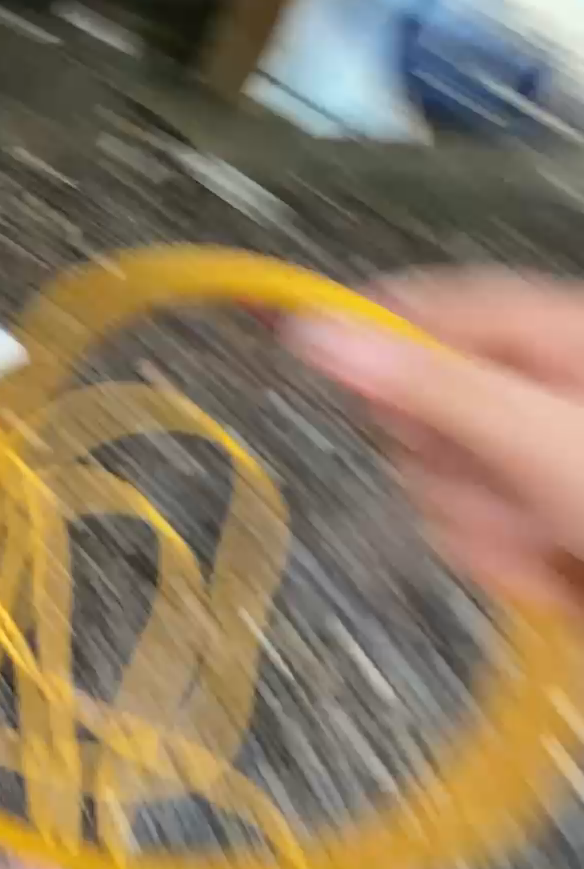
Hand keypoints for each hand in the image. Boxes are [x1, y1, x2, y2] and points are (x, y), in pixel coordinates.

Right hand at [285, 268, 583, 613]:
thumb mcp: (546, 442)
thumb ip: (427, 383)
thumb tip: (310, 327)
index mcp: (559, 341)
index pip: (428, 306)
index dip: (368, 334)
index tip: (325, 366)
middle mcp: (542, 386)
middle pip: (417, 398)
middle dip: (444, 462)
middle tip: (495, 487)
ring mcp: (537, 444)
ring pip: (431, 464)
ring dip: (470, 518)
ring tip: (540, 543)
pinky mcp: (531, 495)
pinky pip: (457, 505)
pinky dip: (486, 543)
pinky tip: (542, 562)